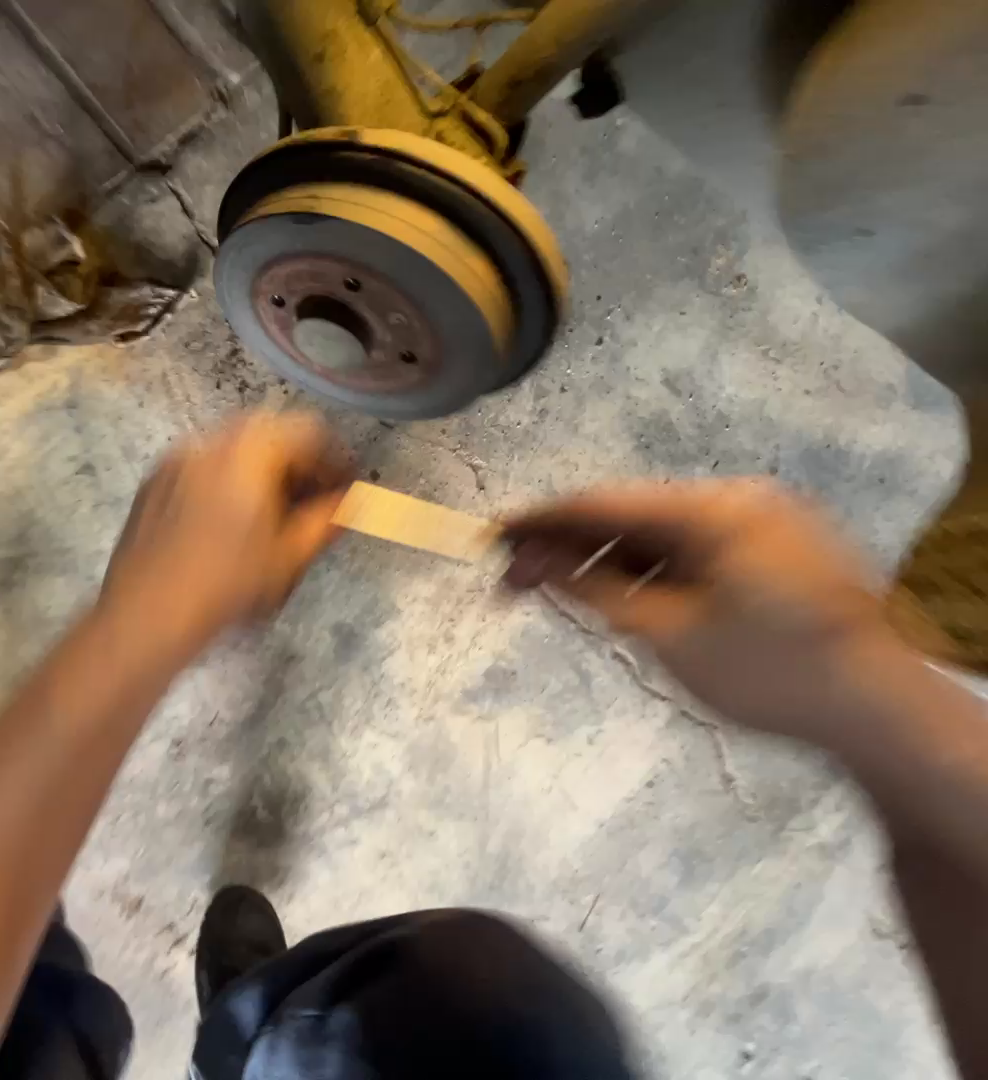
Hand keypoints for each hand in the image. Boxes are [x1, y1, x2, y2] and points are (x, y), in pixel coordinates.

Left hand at [100, 411, 353, 653]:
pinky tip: (224, 523)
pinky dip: (221, 482)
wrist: (144, 612)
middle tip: (308, 503)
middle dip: (293, 465)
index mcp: (248, 449)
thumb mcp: (288, 556)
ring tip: (268, 517)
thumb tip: (351, 502)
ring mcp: (173, 460)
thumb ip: (327, 520)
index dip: (334, 460)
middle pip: (266, 435)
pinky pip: (198, 468)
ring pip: (230, 450)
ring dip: (257, 473)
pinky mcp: (151, 483)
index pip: (308, 430)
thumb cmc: (224, 585)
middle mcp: (208, 441)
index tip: (343, 491)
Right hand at [502, 480, 907, 744]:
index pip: (603, 504)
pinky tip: (604, 592)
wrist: (882, 717)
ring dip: (596, 559)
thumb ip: (588, 584)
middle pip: (625, 516)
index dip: (538, 521)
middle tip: (510, 581)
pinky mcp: (765, 550)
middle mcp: (738, 502)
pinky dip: (637, 569)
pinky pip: (680, 549)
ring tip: (547, 589)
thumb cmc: (767, 673)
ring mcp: (757, 525)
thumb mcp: (662, 630)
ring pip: (649, 534)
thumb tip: (528, 558)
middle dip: (563, 546)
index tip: (488, 537)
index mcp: (719, 510)